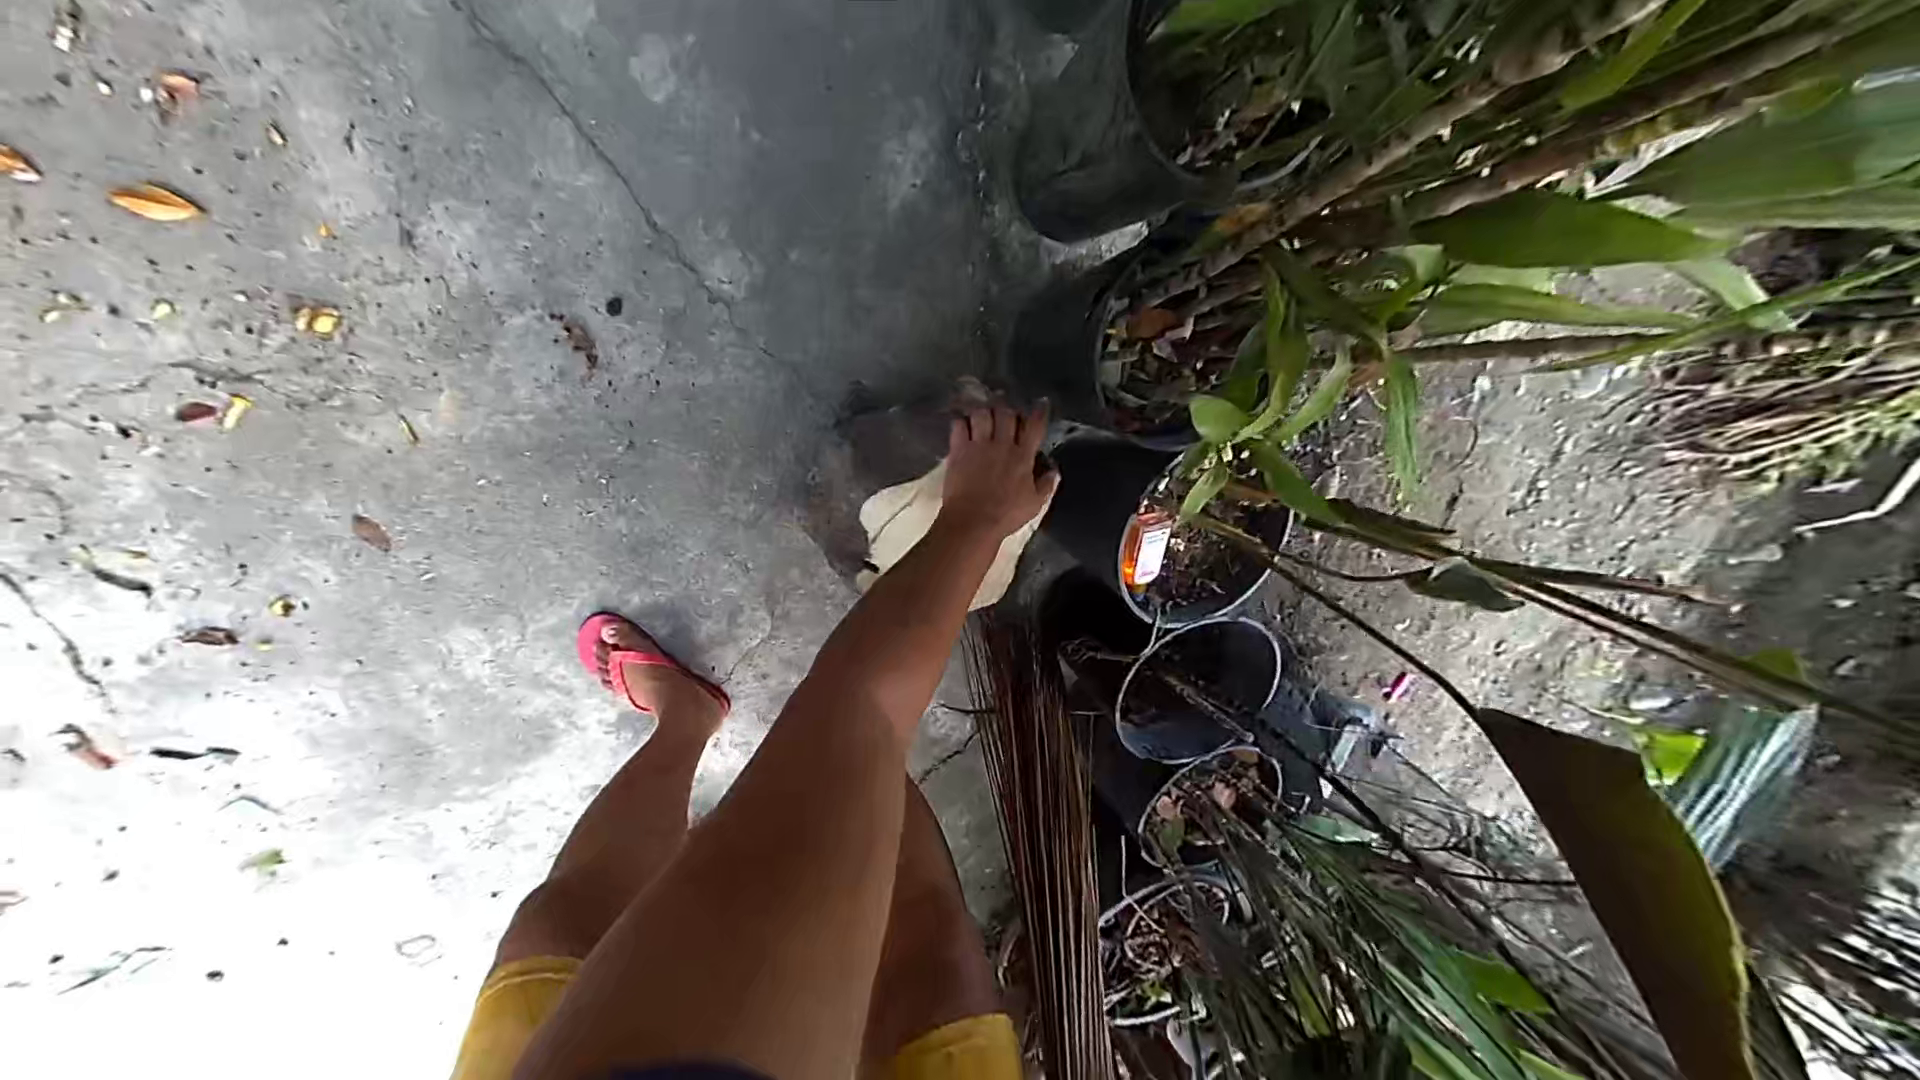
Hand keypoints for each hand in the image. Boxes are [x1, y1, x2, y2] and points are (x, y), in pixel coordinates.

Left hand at [939, 401, 1058, 540]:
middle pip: (1006, 414)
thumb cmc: (1005, 515)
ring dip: (984, 411)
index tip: (1041, 403)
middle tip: (1005, 409)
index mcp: (1022, 457)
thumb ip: (1046, 485)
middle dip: (1007, 408)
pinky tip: (963, 425)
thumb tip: (1054, 469)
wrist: (972, 521)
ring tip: (984, 413)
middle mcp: (1001, 445)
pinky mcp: (958, 451)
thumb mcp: (1035, 504)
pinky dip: (962, 421)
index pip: (1035, 426)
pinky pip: (959, 425)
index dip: (1039, 411)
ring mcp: (978, 446)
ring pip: (982, 413)